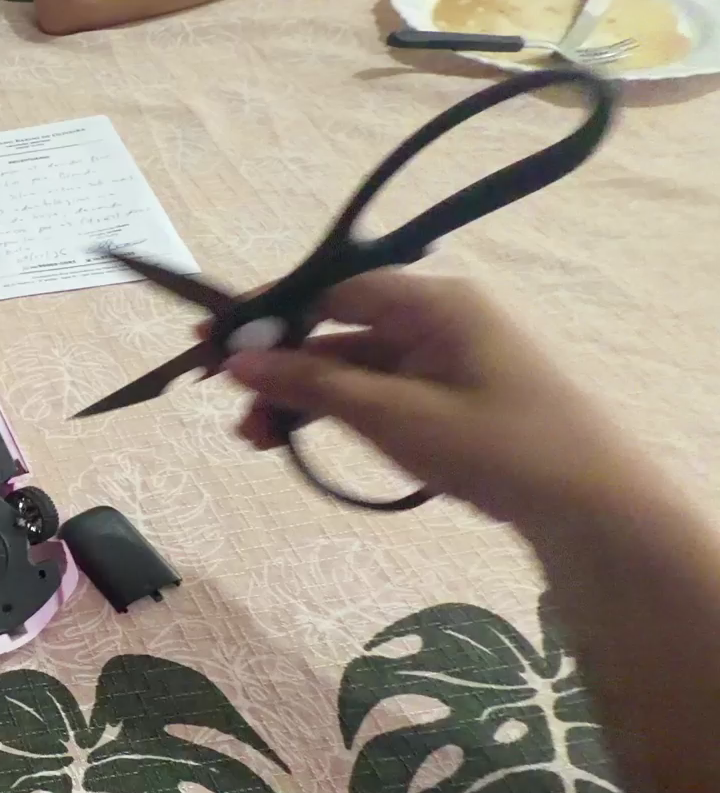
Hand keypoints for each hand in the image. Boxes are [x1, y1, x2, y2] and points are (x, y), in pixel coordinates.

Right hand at [223, 270, 658, 529]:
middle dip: (271, 365)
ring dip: (288, 396)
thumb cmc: (491, 445)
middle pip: (325, 329)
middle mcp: (427, 318)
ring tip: (253, 437)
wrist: (582, 504)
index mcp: (431, 304)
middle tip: (223, 398)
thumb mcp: (389, 414)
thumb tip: (237, 359)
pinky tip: (283, 438)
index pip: (329, 289)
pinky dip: (317, 410)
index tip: (210, 338)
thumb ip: (309, 383)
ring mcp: (427, 355)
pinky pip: (354, 388)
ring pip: (334, 365)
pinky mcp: (426, 388)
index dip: (265, 311)